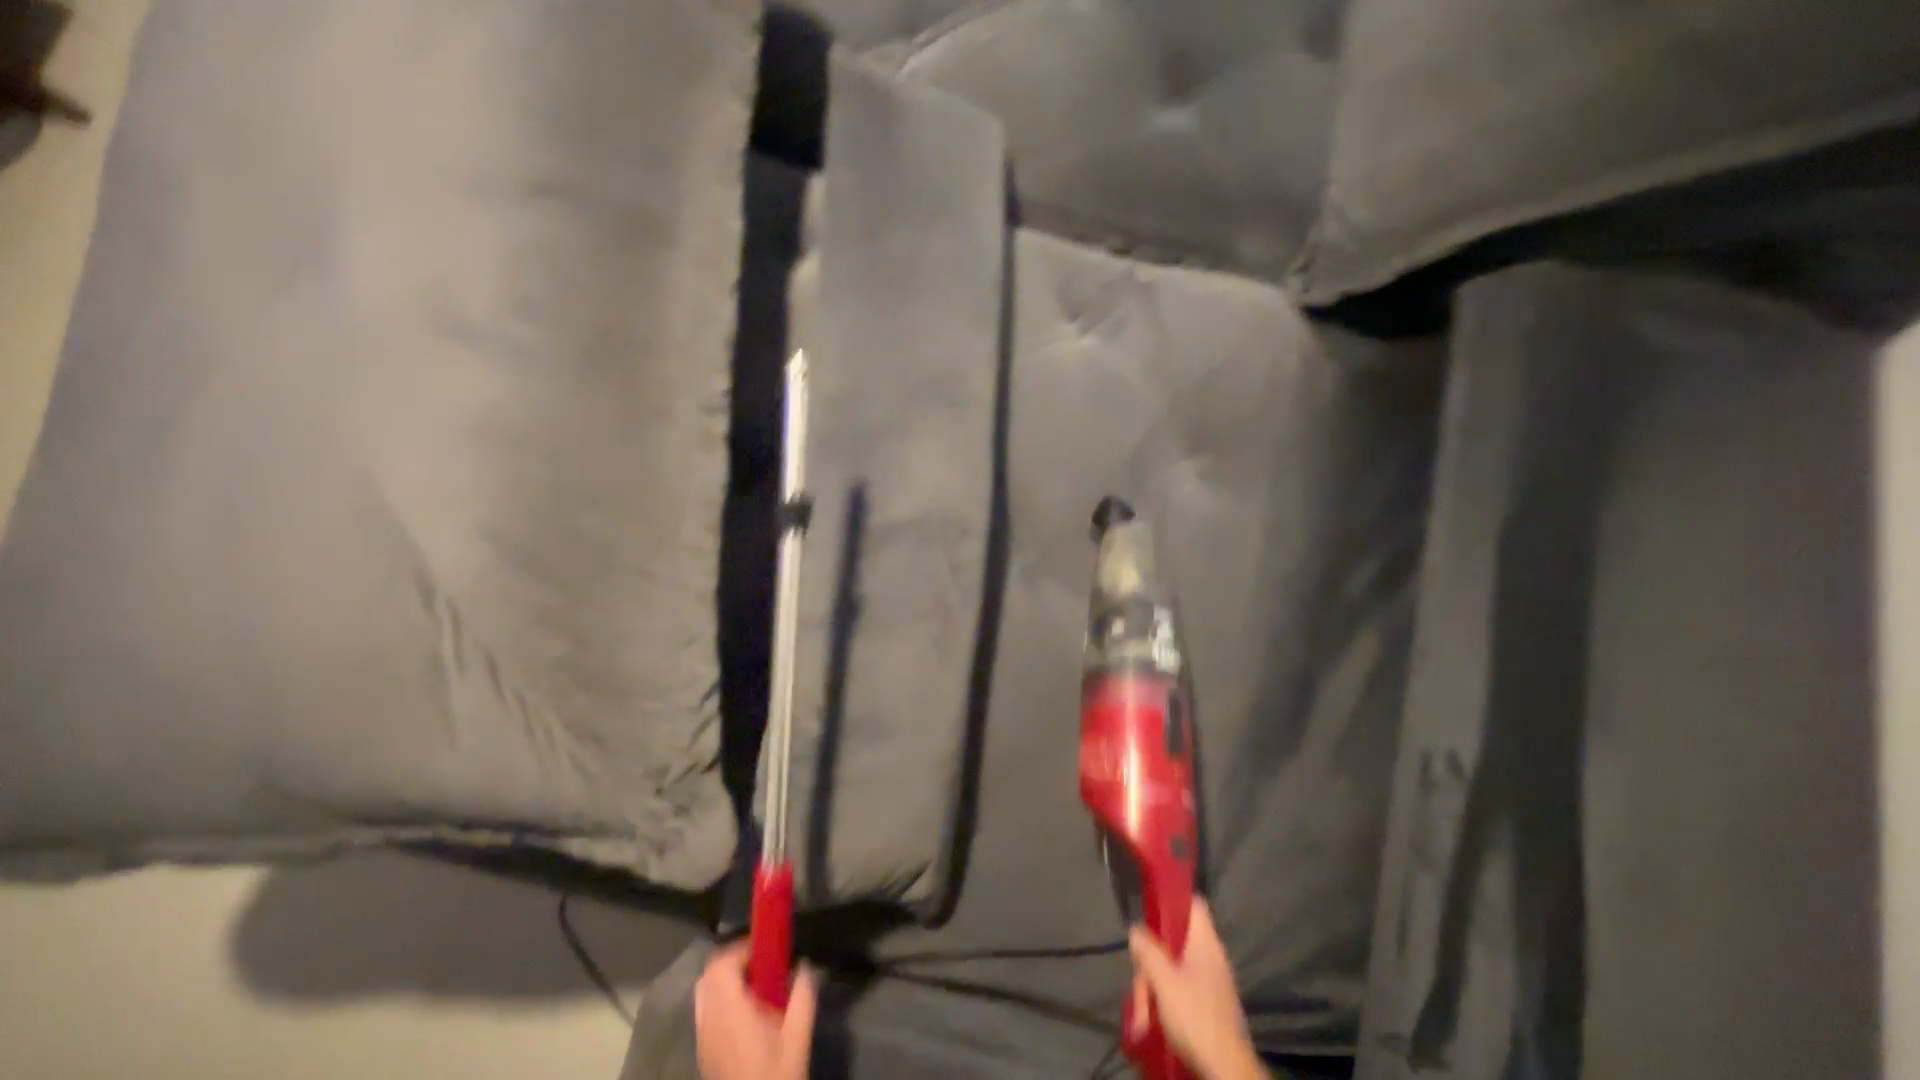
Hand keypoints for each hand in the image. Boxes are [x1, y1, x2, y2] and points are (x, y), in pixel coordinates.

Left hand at [694, 942, 816, 1079]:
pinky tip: (742, 1014)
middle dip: (733, 961)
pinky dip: (719, 999)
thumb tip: (804, 966)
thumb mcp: (799, 1037)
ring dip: (724, 980)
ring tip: (753, 988)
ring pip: (704, 991)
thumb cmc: (776, 1074)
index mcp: (731, 1012)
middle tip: (762, 966)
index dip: (740, 948)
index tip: (765, 949)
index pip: (722, 965)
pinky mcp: (702, 1049)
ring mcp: (702, 1035)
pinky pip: (704, 1010)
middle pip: (709, 973)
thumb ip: (803, 996)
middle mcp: (710, 1019)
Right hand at [1128, 899, 1266, 1079]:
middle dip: (1151, 961)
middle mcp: (1211, 959)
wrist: (1225, 1069)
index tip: (1147, 907)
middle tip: (1141, 983)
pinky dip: (1164, 1003)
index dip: (1171, 900)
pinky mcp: (1208, 1006)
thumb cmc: (1196, 1018)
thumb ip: (1148, 952)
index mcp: (1206, 945)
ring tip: (1145, 1014)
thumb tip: (1136, 928)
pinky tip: (1153, 1023)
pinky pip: (1179, 992)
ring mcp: (1211, 984)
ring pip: (1172, 970)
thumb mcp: (1164, 982)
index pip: (1193, 905)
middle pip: (1174, 942)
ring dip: (1153, 989)